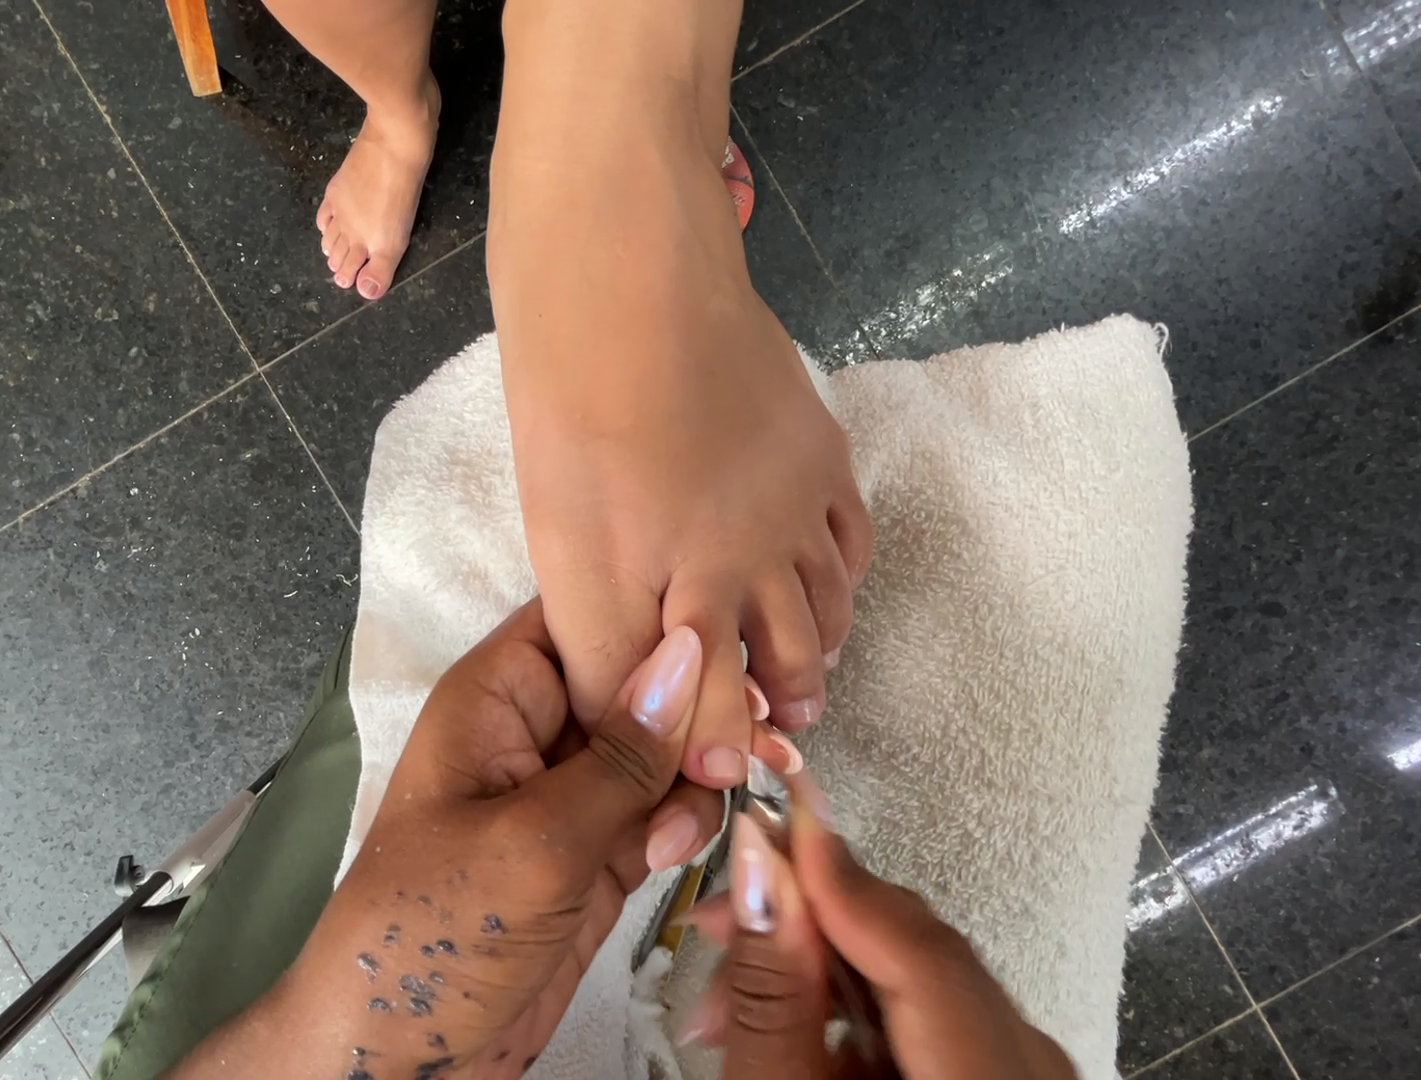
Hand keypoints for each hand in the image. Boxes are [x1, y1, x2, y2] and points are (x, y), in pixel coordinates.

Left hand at [226, 601, 728, 1079]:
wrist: (406, 1057)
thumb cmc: (438, 925)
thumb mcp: (536, 836)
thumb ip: (622, 753)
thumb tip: (691, 651)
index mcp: (499, 693)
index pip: (583, 618)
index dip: (652, 624)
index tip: (726, 654)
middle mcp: (536, 728)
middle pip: (632, 684)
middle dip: (688, 715)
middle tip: (743, 751)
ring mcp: (568, 789)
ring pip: (656, 749)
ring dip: (686, 778)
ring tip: (681, 827)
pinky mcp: (596, 845)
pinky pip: (657, 806)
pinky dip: (678, 821)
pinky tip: (675, 851)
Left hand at [490, 58, 871, 790]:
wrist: (623, 278)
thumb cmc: (574, 421)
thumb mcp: (569, 552)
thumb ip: (613, 648)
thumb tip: (653, 727)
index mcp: (700, 589)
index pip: (720, 700)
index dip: (721, 747)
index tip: (726, 782)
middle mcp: (770, 554)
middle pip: (791, 656)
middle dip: (780, 704)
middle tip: (776, 732)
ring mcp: (804, 493)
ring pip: (829, 602)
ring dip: (817, 647)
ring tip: (804, 675)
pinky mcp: (818, 441)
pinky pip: (852, 535)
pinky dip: (844, 578)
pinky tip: (829, 583)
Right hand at [681, 774, 1077, 1079]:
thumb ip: (772, 989)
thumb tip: (761, 858)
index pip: (930, 963)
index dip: (845, 881)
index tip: (768, 823)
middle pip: (926, 965)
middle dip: (811, 925)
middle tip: (712, 924)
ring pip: (924, 989)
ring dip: (822, 970)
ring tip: (728, 1005)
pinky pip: (931, 1025)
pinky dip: (853, 1014)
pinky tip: (790, 1034)